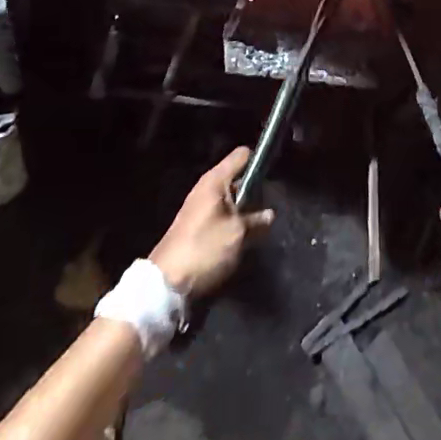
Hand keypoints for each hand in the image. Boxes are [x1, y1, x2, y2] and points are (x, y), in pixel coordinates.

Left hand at [149, 147, 274, 297]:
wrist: (167, 283)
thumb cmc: (204, 248)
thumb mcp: (237, 233)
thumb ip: (257, 220)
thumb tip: (269, 214)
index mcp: (214, 181)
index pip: (242, 156)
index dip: (259, 160)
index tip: (274, 174)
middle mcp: (206, 189)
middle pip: (238, 178)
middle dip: (255, 189)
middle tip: (270, 204)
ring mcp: (200, 207)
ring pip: (232, 199)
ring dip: (246, 209)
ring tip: (261, 223)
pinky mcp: (198, 226)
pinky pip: (223, 214)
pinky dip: (235, 221)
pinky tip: (245, 235)